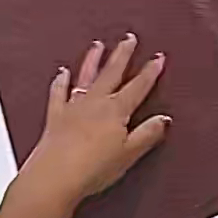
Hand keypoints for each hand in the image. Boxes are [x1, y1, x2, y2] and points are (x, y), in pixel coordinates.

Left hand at [5, 35, 168, 217]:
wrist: (54, 179)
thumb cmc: (93, 169)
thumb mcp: (129, 153)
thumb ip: (147, 134)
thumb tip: (164, 119)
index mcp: (116, 110)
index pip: (138, 86)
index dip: (150, 71)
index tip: (158, 57)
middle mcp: (95, 102)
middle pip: (112, 73)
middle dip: (122, 55)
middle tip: (129, 38)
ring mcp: (73, 107)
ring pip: (86, 77)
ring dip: (93, 60)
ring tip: (98, 45)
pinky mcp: (55, 118)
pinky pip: (58, 93)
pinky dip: (60, 81)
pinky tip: (62, 72)